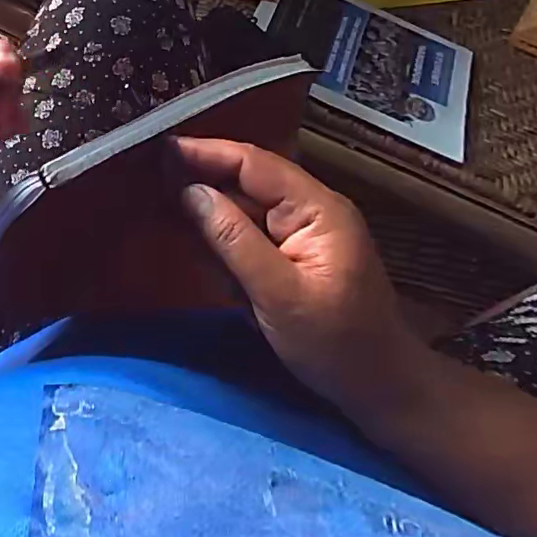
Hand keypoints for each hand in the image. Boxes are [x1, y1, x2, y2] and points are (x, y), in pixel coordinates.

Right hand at [172, 137, 431, 416]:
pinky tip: (197, 232)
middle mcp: (312, 207)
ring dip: (211, 203)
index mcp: (317, 207)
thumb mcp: (279, 296)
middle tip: (153, 173)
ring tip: (164, 196)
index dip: (207, 153)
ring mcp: (305, 230)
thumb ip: (234, 240)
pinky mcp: (297, 252)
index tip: (163, 148)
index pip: (254, 164)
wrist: (383, 388)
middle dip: (204, 175)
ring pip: (248, 204)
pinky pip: (254, 230)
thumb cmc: (337, 346)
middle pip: (249, 179)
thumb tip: (191, 192)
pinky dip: (225, 231)